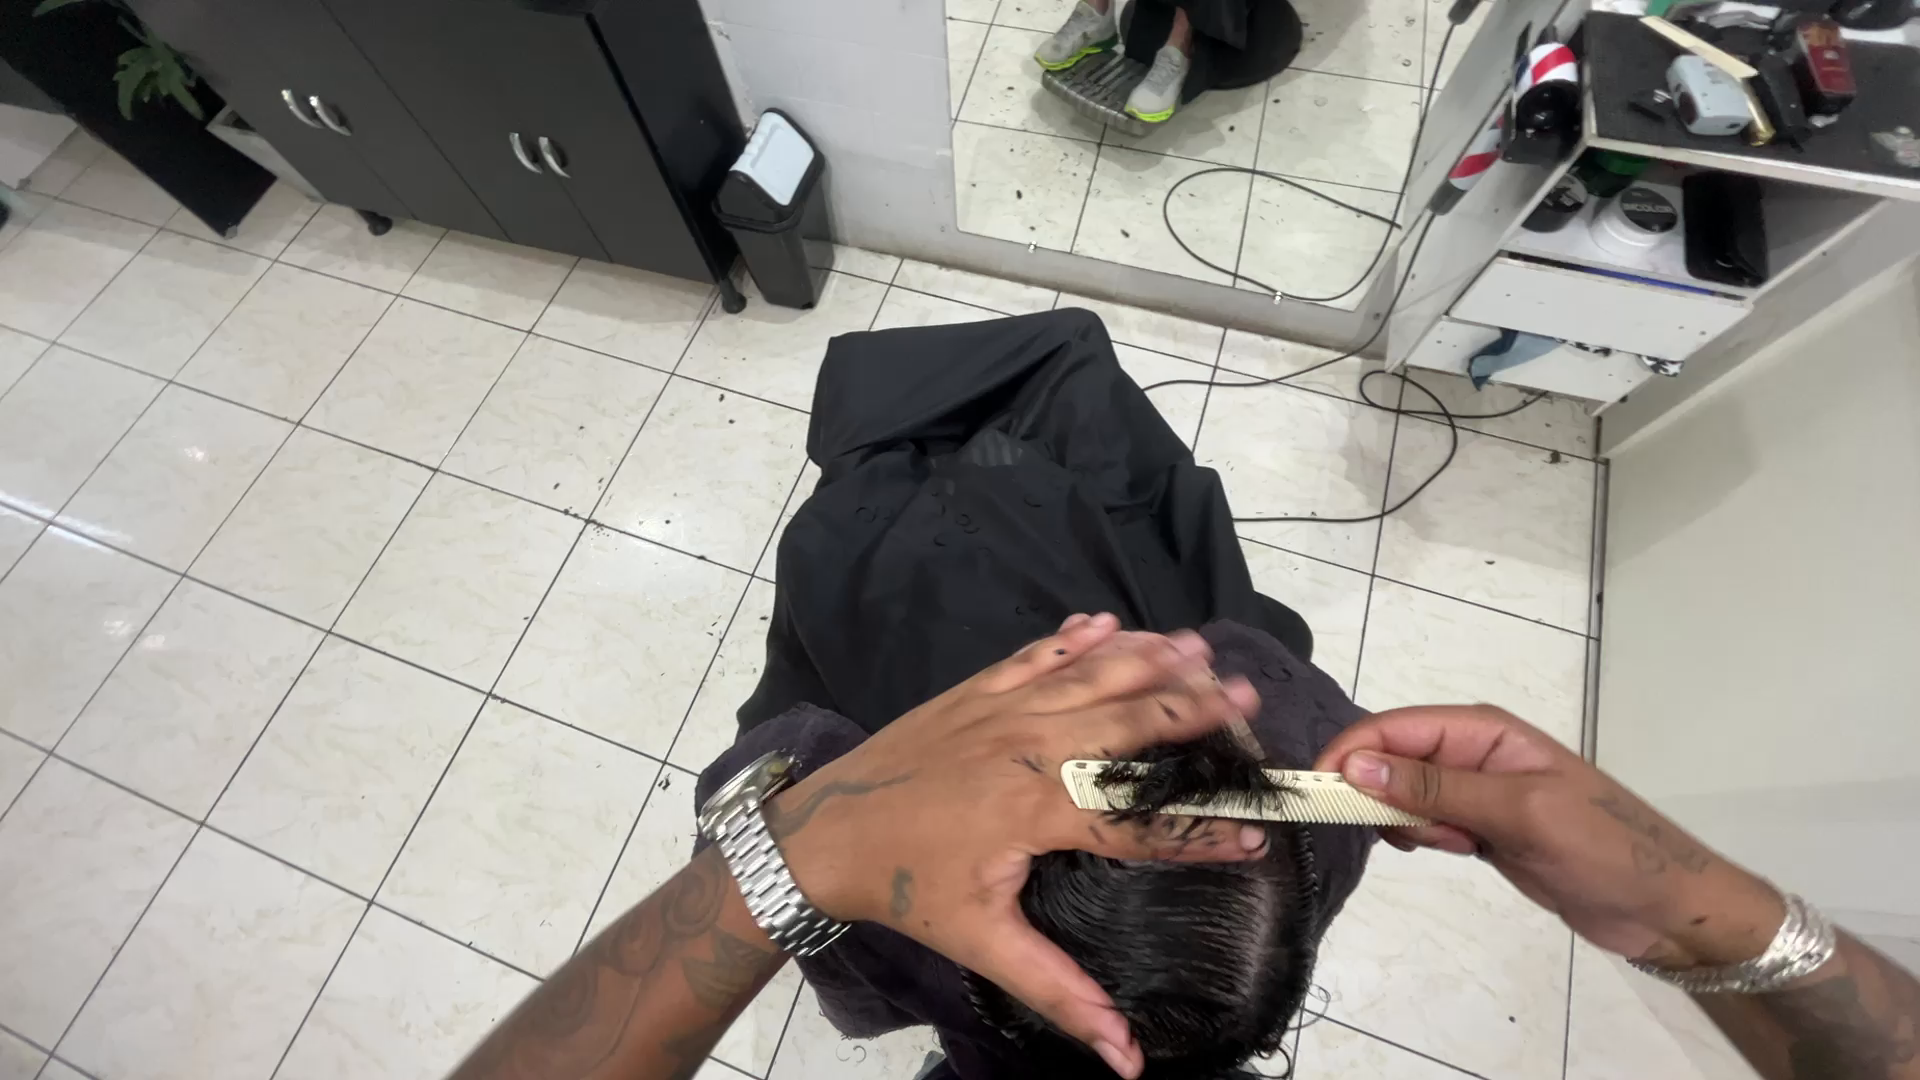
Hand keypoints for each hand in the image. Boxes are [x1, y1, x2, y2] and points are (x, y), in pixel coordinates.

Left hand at [769, 614, 1267, 1078]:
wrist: (829, 829)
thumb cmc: (908, 885)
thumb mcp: (981, 941)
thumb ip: (1058, 990)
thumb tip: (1127, 1057)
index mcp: (1035, 810)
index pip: (1135, 823)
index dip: (1196, 832)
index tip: (1253, 830)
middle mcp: (1028, 747)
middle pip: (1124, 725)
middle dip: (1190, 710)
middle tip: (1246, 694)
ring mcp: (1001, 708)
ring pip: (1087, 676)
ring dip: (1144, 659)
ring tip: (1195, 645)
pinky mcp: (976, 689)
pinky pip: (1035, 654)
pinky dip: (1074, 636)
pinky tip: (1105, 620)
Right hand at [1314, 704, 1784, 970]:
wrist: (1673, 911)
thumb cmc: (1605, 848)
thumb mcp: (1519, 813)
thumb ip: (1433, 786)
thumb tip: (1355, 764)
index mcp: (1479, 729)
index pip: (1391, 728)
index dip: (1351, 752)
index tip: (1322, 790)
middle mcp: (1467, 749)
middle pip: (1388, 756)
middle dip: (1379, 792)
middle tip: (1407, 832)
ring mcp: (1470, 785)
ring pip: (1398, 790)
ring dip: (1405, 818)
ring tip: (1448, 843)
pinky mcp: (1473, 820)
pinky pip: (1420, 816)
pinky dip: (1420, 833)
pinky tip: (1451, 848)